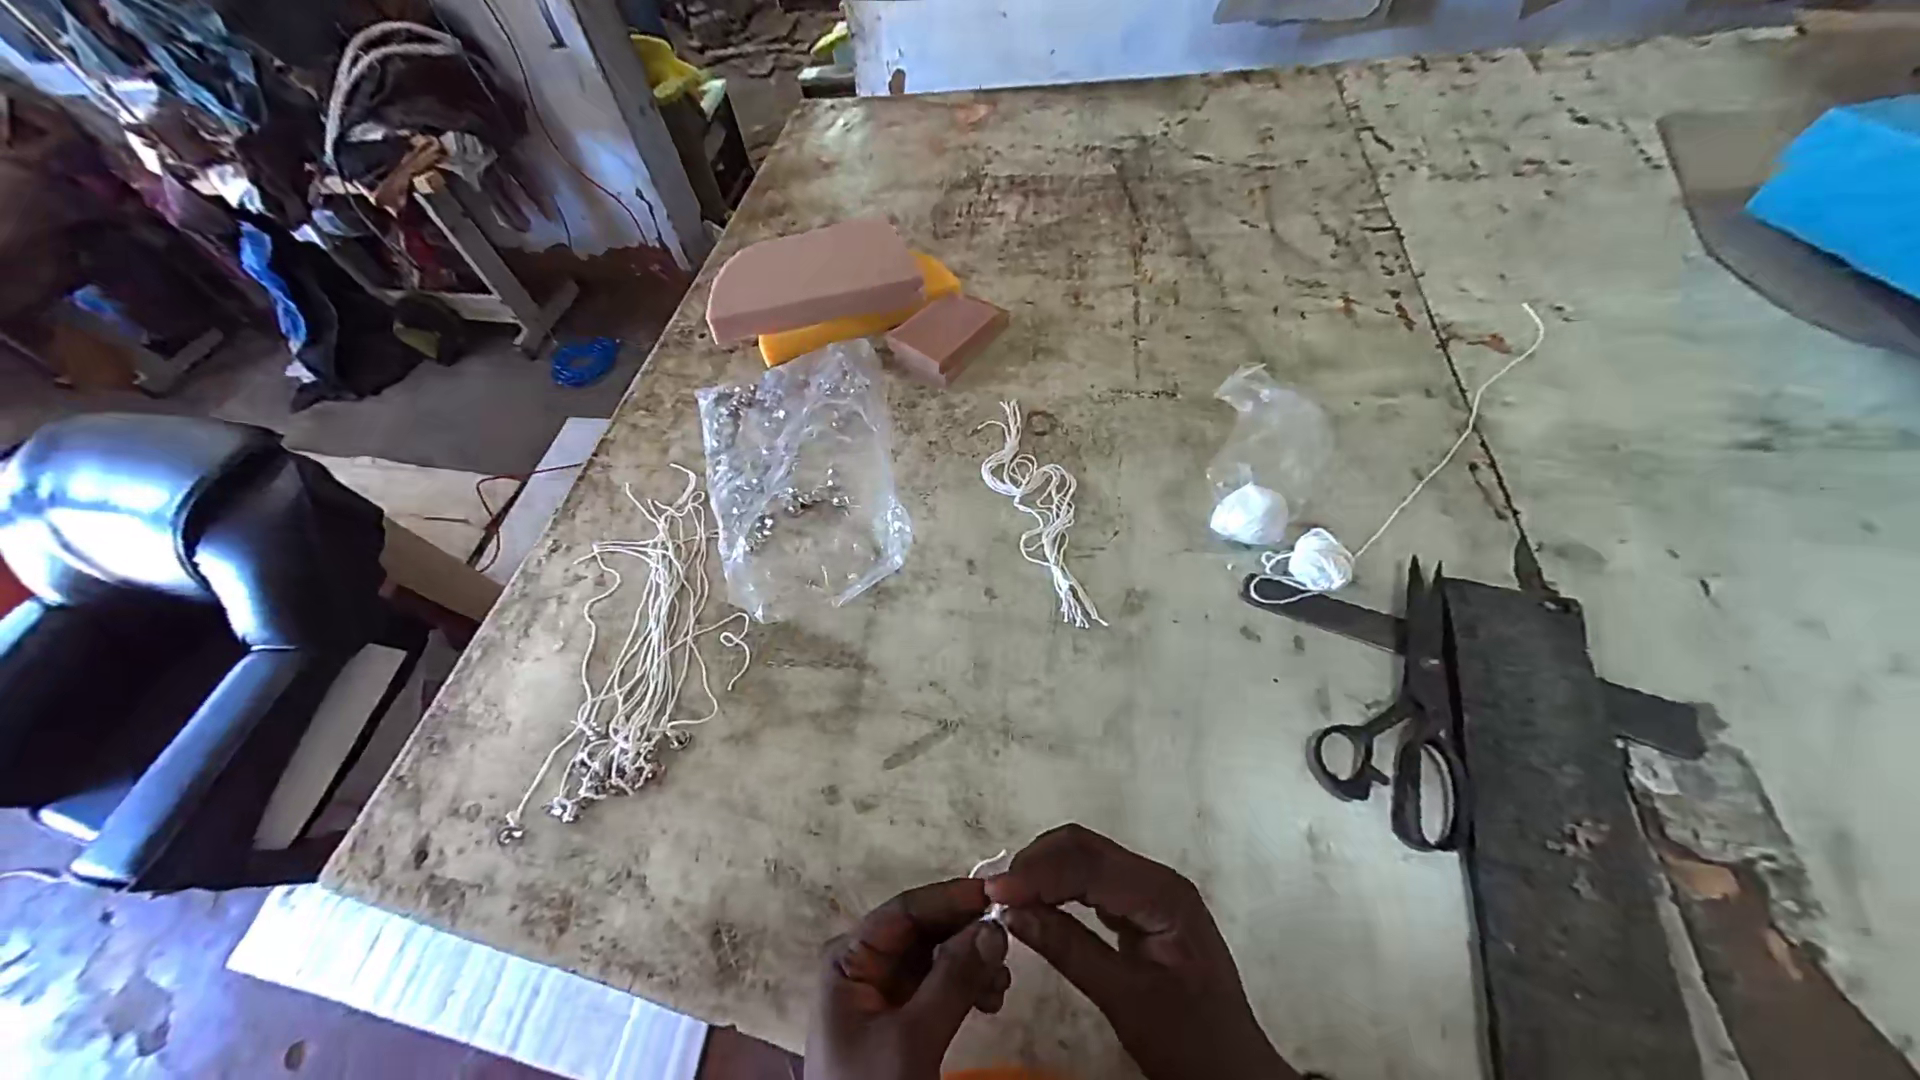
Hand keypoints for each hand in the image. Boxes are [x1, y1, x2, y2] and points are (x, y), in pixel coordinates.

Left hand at [807, 877, 1012, 1079]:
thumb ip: (952, 980)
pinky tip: (992, 998)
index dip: (950, 897)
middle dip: (967, 933)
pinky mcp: (903, 1018)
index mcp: (850, 957)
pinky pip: (941, 984)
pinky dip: (968, 986)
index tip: (996, 893)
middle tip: (1009, 940)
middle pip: (924, 930)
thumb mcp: (911, 1040)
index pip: (905, 910)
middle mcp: (866, 964)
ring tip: (1002, 981)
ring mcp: (884, 991)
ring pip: (938, 955)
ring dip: (973, 962)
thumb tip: (994, 926)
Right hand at [985, 825, 1298, 1079]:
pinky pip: (1091, 880)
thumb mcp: (1125, 1000)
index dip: (1038, 873)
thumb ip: (1068, 949)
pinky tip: (1038, 903)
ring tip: (1009, 897)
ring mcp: (1150, 889)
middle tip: (996, 893)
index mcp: (1161, 894)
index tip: (994, 893)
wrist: (1235, 1075)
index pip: (1088, 863)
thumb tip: (1011, 911)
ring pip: (1085, 857)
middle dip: (1037, 864)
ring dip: (1044, 871)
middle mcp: (1156, 878)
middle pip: (1084, 847)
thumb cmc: (1189, 1042)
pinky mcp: (1140, 906)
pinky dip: (1059, 886)